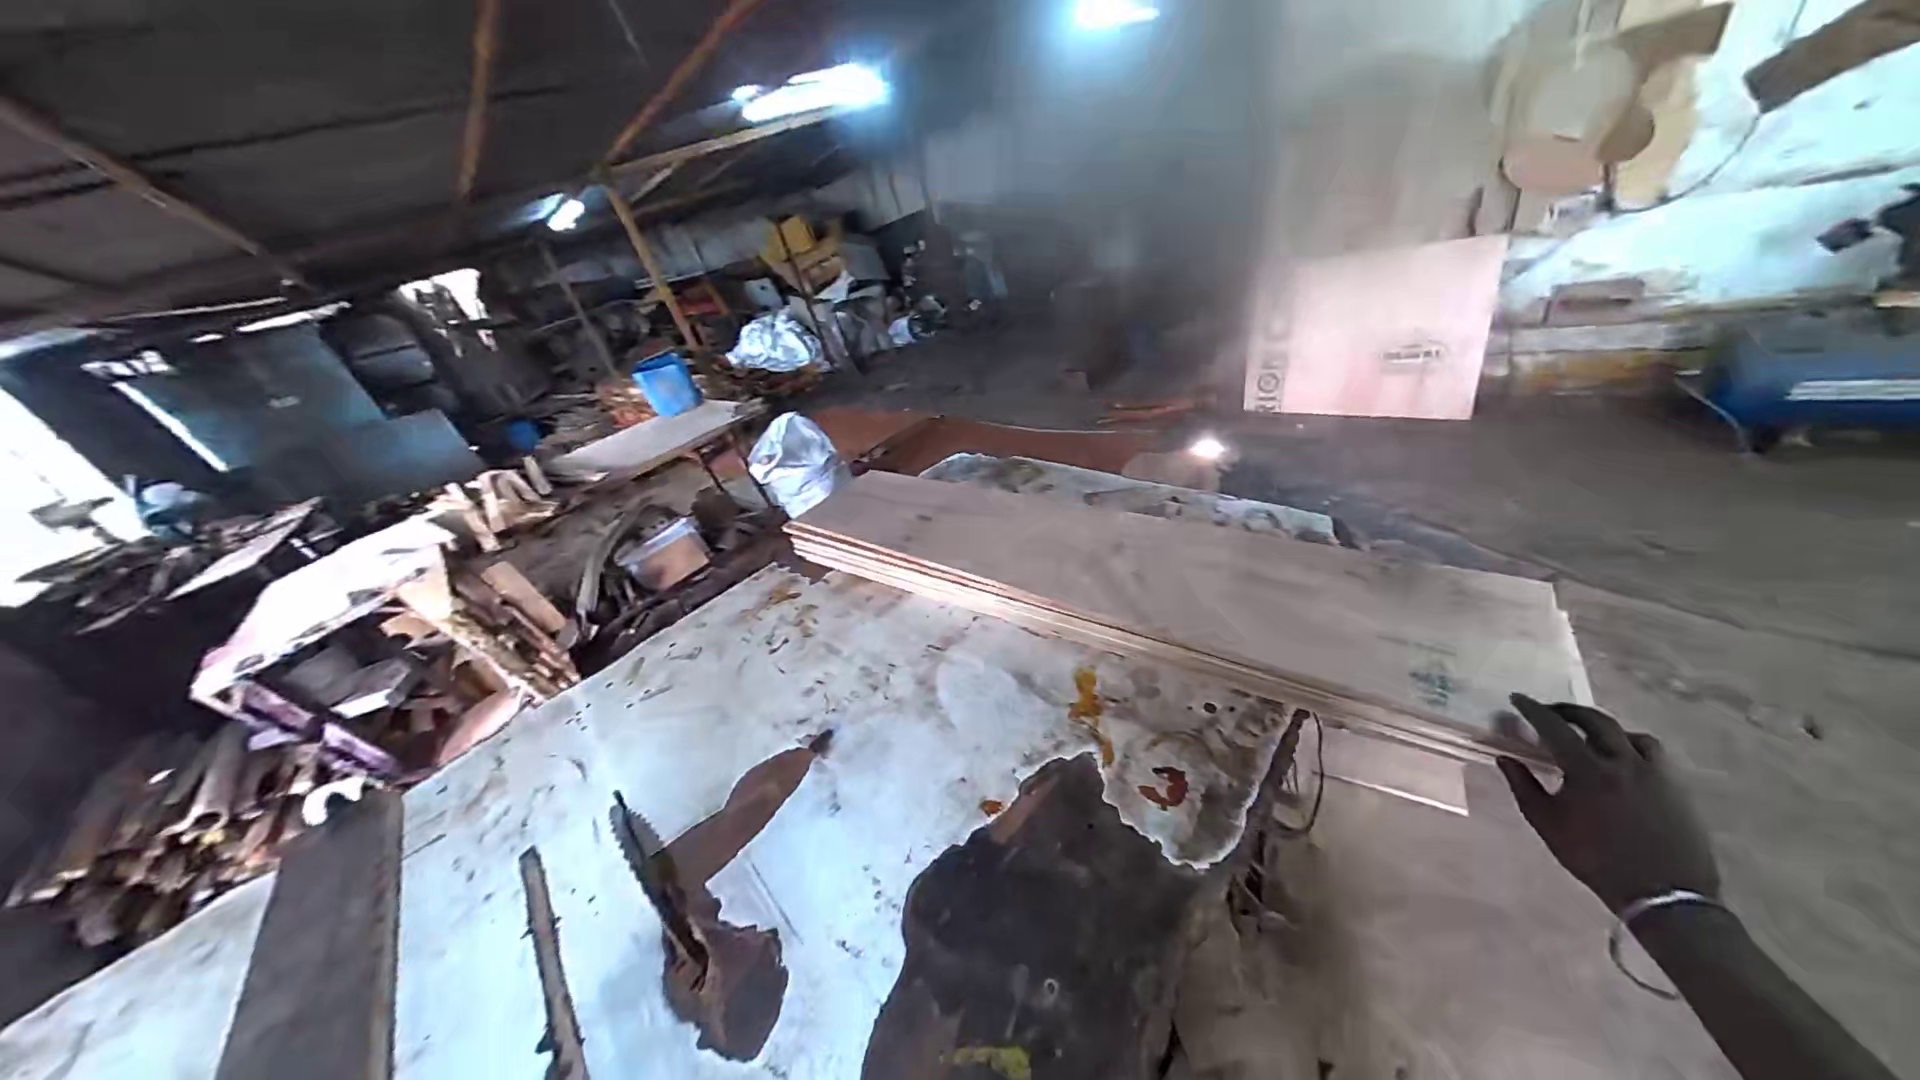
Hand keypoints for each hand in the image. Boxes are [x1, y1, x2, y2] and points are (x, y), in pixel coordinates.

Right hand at [1497, 693, 1719, 912]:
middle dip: (1570, 711)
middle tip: (1552, 712)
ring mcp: (1657, 776)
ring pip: (1632, 736)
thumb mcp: (1546, 822)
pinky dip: (1633, 749)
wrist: (1662, 894)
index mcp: (1588, 770)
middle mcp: (1625, 764)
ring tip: (1593, 738)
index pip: (1555, 727)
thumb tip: (1505, 757)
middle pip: (1598, 721)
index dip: (1533, 710)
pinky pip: (1655, 756)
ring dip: (1607, 730)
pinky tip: (1623, 763)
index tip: (1518, 699)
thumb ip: (1523, 785)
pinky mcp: (1677, 790)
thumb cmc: (1593, 857)